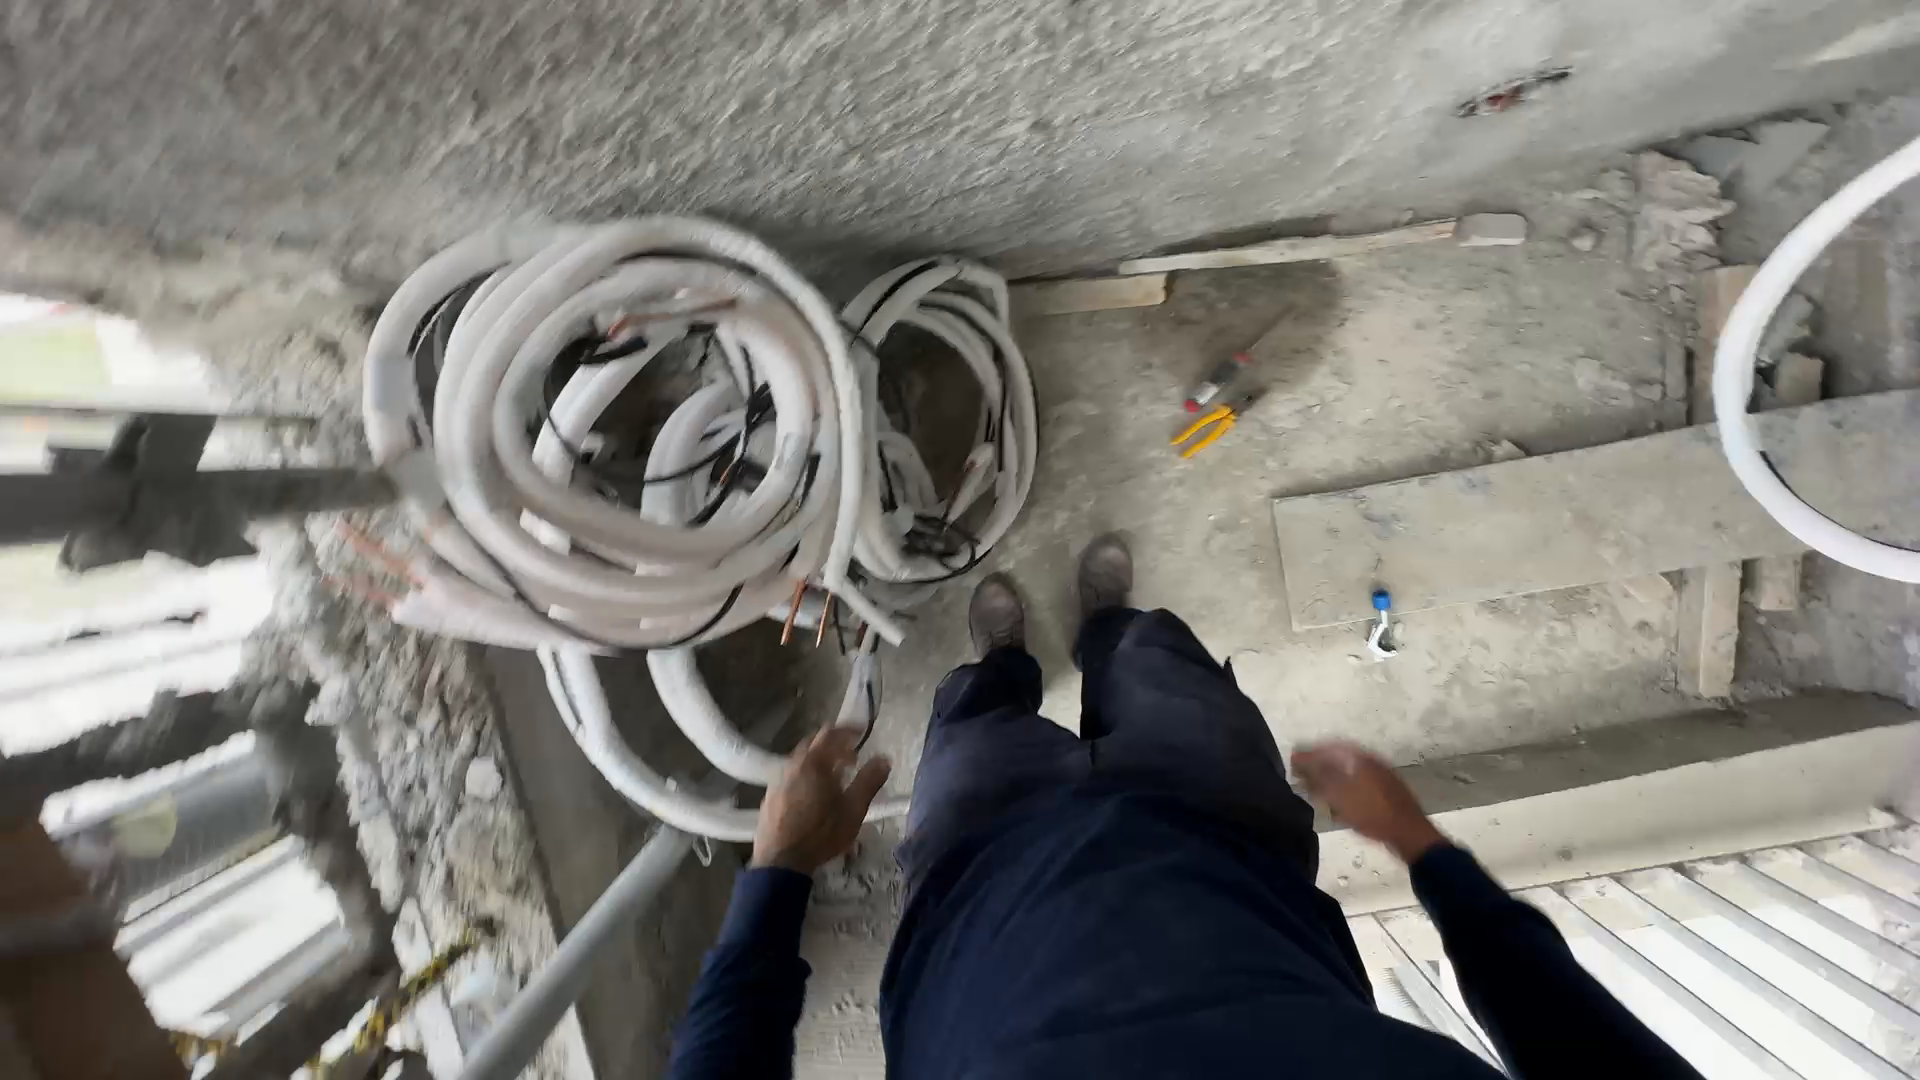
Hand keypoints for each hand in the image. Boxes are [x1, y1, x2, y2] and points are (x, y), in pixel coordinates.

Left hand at [751, 725, 892, 874]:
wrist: (781, 861)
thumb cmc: (822, 833)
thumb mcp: (853, 809)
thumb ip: (869, 781)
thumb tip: (884, 759)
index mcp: (814, 762)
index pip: (831, 733)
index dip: (848, 730)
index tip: (862, 734)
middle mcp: (793, 764)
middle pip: (814, 742)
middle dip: (834, 745)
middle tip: (851, 759)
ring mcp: (778, 779)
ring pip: (801, 759)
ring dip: (819, 760)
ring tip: (834, 778)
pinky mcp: (770, 795)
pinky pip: (791, 773)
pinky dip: (805, 773)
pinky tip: (812, 794)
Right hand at [1290, 740, 1446, 863]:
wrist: (1412, 836)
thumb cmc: (1372, 814)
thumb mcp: (1338, 796)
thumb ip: (1316, 777)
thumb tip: (1298, 761)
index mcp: (1359, 757)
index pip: (1327, 747)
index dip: (1308, 752)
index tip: (1293, 761)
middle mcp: (1371, 761)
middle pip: (1338, 757)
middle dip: (1319, 765)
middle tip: (1303, 776)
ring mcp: (1382, 776)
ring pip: (1349, 771)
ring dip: (1331, 777)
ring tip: (1318, 790)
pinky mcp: (1389, 792)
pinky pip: (1359, 782)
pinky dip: (1345, 787)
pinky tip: (1340, 801)